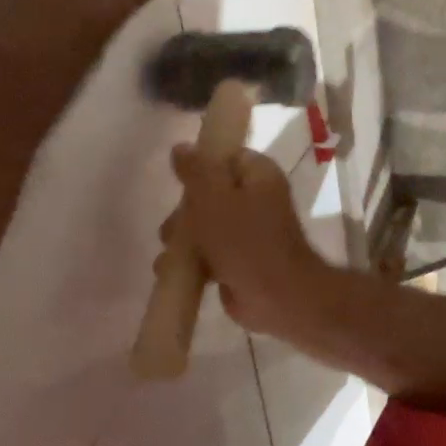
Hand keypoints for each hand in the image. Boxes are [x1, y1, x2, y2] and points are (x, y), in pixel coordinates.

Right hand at [160, 145, 329, 337]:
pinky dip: (192, 260)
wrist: (276, 298)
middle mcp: (258, 198)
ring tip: (169, 255)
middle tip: (172, 230)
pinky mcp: (239, 261)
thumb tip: (181, 147)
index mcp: (259, 175)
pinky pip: (209, 252)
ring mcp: (249, 232)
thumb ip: (196, 171)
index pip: (226, 157)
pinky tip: (171, 270)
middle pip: (210, 193)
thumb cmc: (246, 241)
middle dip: (186, 212)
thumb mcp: (213, 199)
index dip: (200, 167)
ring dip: (184, 239)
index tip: (179, 183)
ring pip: (206, 225)